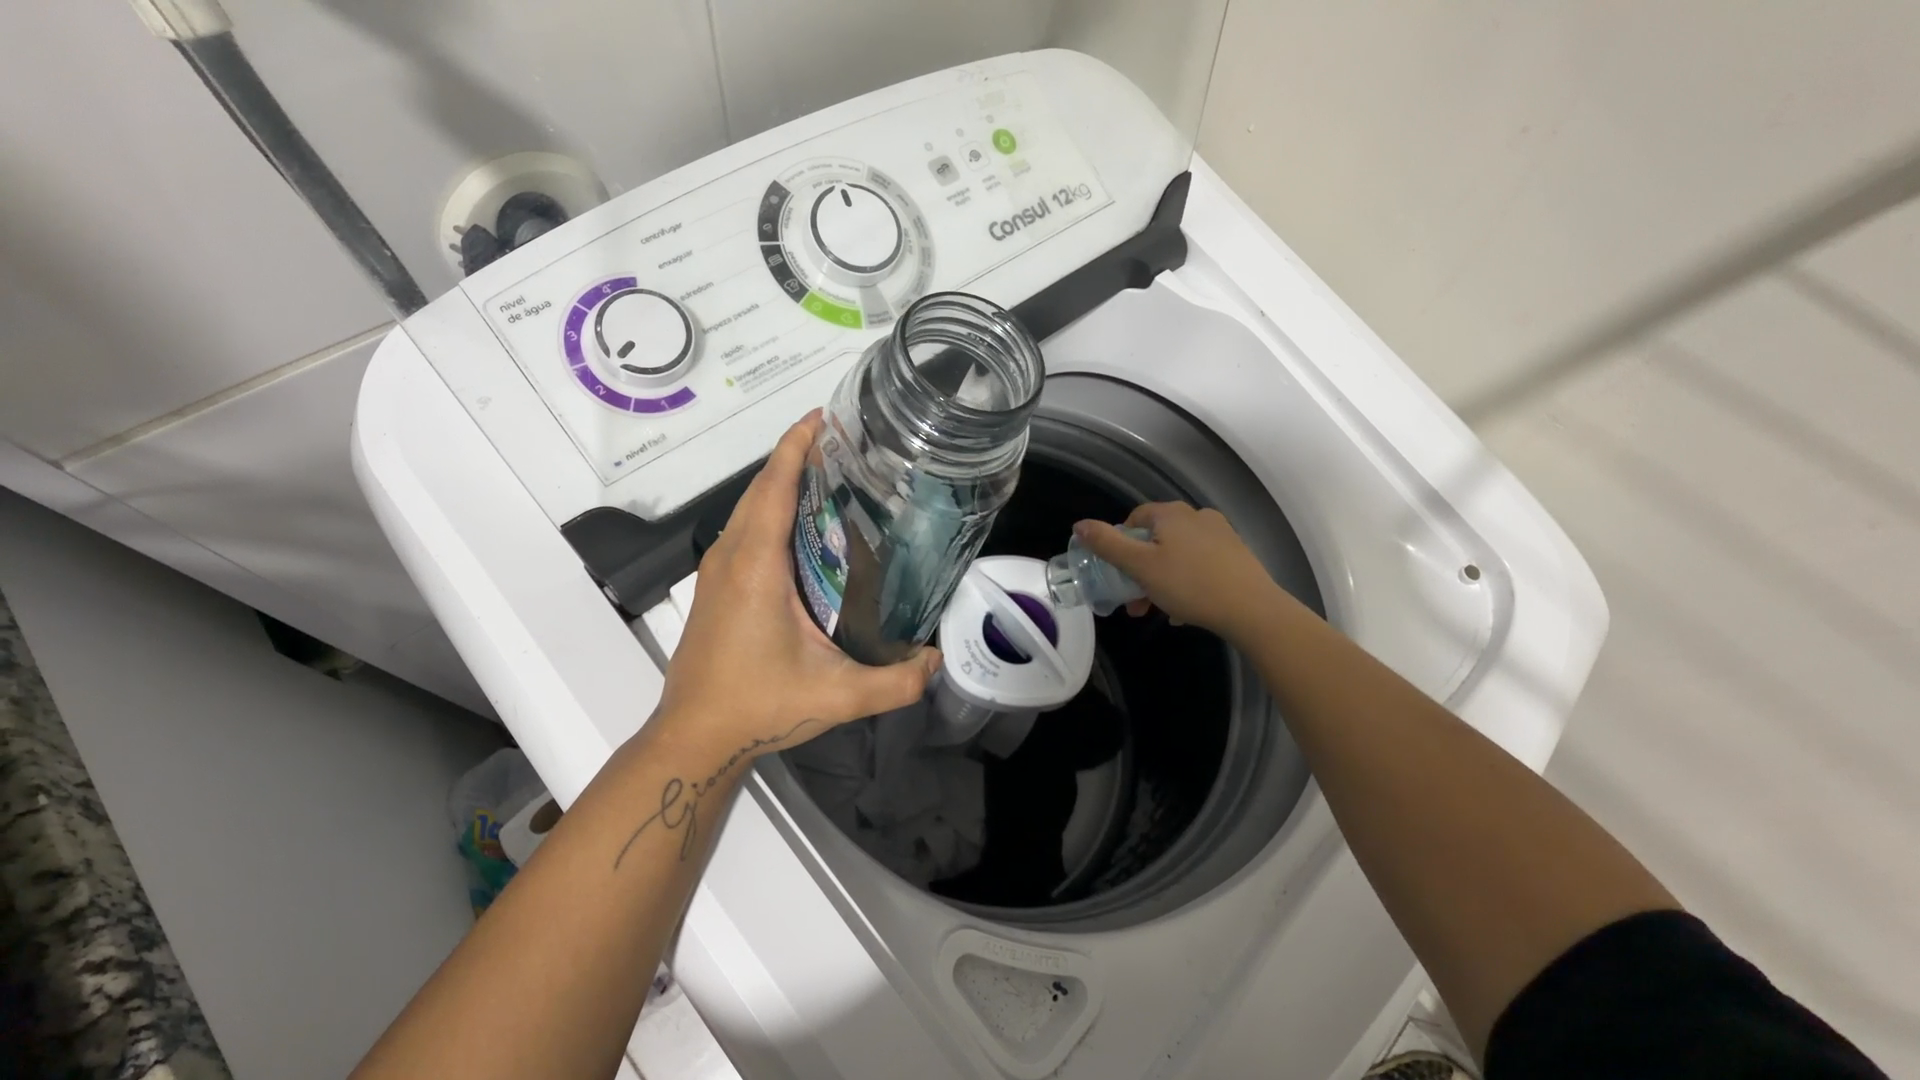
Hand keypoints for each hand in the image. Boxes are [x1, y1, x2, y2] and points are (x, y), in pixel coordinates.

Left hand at [653, 412, 941, 761]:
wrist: (694, 737)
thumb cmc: (758, 706)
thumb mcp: (838, 696)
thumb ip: (896, 682)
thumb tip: (937, 661)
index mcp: (756, 566)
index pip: (773, 486)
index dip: (797, 446)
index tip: (825, 417)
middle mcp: (731, 558)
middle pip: (761, 490)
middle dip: (797, 459)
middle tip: (845, 447)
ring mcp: (716, 573)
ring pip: (749, 511)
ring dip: (782, 487)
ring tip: (831, 480)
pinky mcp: (714, 590)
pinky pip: (745, 534)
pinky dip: (771, 514)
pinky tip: (803, 531)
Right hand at [1074, 502, 1293, 642]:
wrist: (1251, 609)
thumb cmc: (1189, 585)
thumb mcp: (1140, 567)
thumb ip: (1107, 545)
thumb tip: (1079, 525)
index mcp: (1171, 514)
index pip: (1134, 519)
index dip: (1119, 544)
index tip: (1116, 573)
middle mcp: (1197, 517)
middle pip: (1156, 539)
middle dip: (1140, 570)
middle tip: (1134, 601)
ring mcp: (1221, 535)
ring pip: (1178, 555)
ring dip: (1161, 580)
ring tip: (1158, 611)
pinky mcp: (1236, 556)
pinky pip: (1200, 566)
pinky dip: (1186, 584)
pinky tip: (1184, 611)